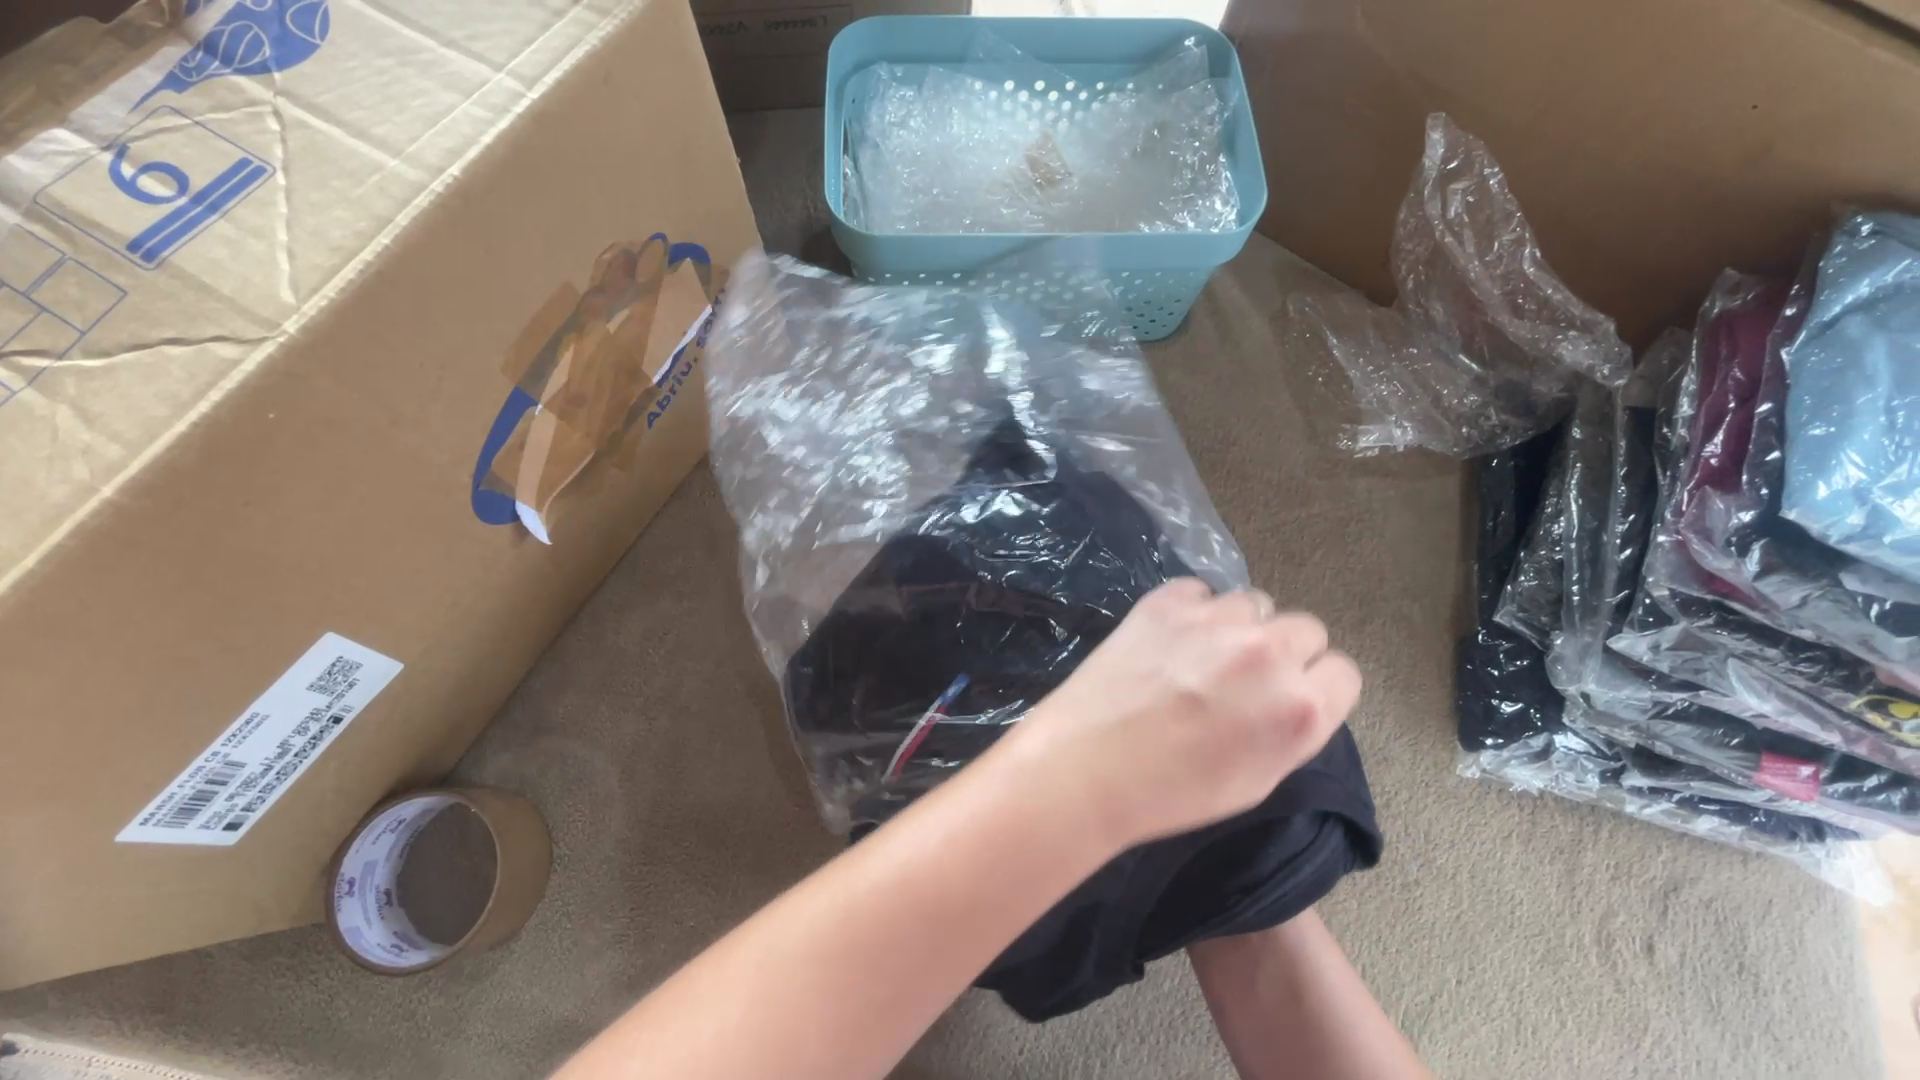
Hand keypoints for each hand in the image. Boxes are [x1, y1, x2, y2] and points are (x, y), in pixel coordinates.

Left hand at [989, 578, 1361, 849]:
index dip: (1317, 687)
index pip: (1343, 673)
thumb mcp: (1256, 781)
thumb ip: (1290, 730)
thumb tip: (1293, 698)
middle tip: (1244, 678)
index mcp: (1300, 709)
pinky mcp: (1167, 601)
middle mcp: (1268, 654)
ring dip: (1239, 626)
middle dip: (1285, 651)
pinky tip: (1169, 639)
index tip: (1289, 698)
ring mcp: (1215, 620)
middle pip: (1305, 629)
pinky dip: (1193, 610)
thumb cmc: (1171, 793)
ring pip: (1253, 604)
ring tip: (1201, 656)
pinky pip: (1201, 590)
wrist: (1086, 768)